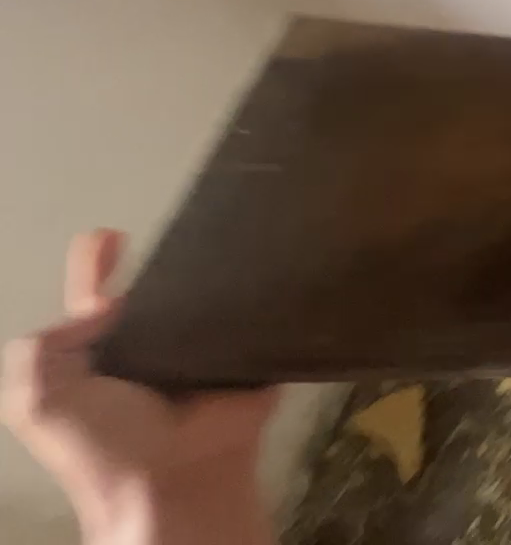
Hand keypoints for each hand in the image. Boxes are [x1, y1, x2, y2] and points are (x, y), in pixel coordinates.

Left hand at [2, 230, 278, 544]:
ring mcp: (208, 349)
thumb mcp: (38, 400)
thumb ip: (45, 348)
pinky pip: (262, 317)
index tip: (109, 233)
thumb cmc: (103, 441)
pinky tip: (285, 267)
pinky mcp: (255, 351)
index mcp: (102, 358)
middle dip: (170, 261)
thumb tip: (107, 307)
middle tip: (195, 225)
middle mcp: (153, 349)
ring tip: (245, 237)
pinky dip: (272, 296)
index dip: (97, 269)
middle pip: (161, 295)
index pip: (94, 304)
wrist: (180, 471)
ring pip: (215, 301)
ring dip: (227, 274)